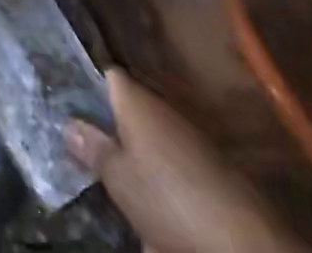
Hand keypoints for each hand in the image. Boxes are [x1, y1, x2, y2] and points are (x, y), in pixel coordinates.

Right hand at [67, 69, 304, 252]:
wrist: (245, 244)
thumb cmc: (169, 199)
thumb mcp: (119, 180)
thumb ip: (94, 149)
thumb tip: (70, 123)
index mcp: (138, 103)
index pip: (110, 75)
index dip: (88, 83)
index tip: (67, 98)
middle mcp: (165, 111)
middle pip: (128, 108)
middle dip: (108, 124)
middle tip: (79, 144)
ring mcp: (191, 140)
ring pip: (150, 137)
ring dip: (132, 152)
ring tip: (108, 177)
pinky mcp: (210, 170)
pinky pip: (171, 161)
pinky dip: (156, 174)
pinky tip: (147, 201)